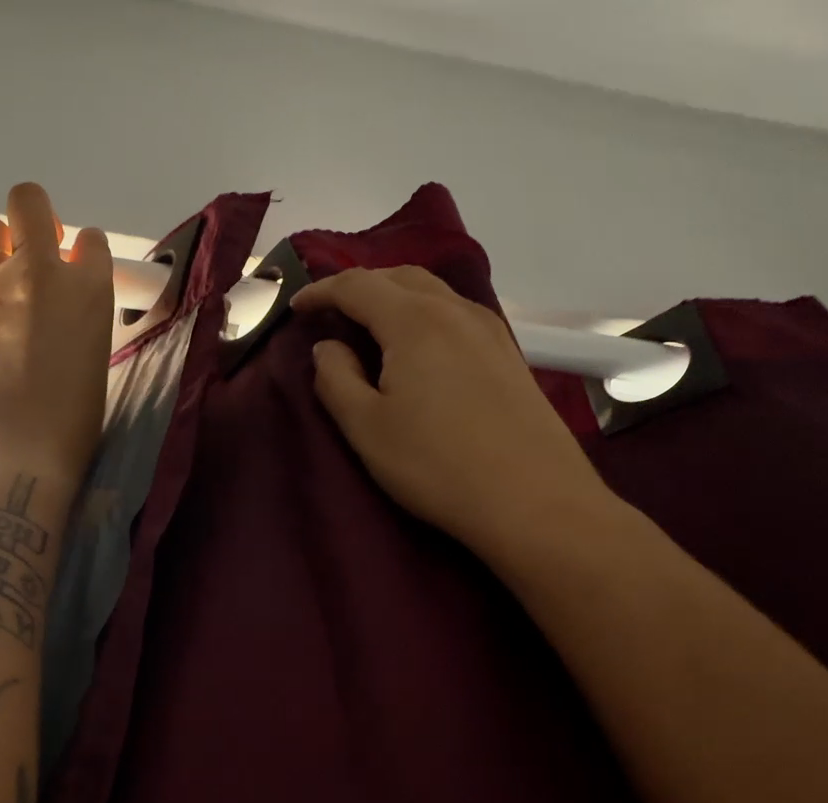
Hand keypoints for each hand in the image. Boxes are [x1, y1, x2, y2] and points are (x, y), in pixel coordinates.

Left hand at [0, 182, 113, 480]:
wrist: (17, 452)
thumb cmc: (73, 424)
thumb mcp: (94, 362)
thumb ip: (78, 323)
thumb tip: (57, 319)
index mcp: (91, 291)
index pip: (90, 240)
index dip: (82, 252)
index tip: (76, 270)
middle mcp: (43, 276)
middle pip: (29, 204)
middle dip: (30, 214)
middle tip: (34, 246)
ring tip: (4, 280)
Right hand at [295, 266, 613, 544]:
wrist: (532, 499)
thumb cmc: (435, 464)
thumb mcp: (365, 427)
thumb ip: (336, 379)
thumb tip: (327, 347)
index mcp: (413, 321)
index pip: (357, 286)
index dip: (321, 292)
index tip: (296, 307)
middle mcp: (454, 311)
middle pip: (400, 277)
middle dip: (360, 286)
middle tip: (331, 311)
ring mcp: (489, 331)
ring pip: (433, 293)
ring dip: (394, 297)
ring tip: (369, 324)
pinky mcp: (508, 355)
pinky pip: (455, 314)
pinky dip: (423, 314)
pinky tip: (417, 347)